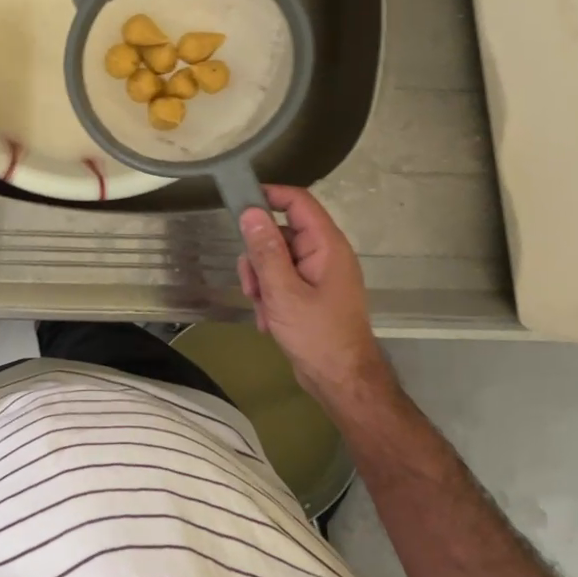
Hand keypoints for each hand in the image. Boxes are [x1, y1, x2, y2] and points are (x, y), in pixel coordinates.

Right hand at [236, 185, 393, 409]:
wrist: (341, 380)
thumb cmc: (317, 335)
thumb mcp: (283, 292)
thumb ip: (265, 251)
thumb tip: (250, 212)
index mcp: (326, 246)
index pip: (298, 202)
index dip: (268, 196)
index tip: (236, 203)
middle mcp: (324, 254)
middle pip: (280, 234)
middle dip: (258, 258)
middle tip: (253, 286)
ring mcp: (318, 275)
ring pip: (275, 260)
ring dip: (261, 282)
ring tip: (264, 309)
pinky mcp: (311, 294)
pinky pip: (281, 281)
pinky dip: (270, 297)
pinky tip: (270, 320)